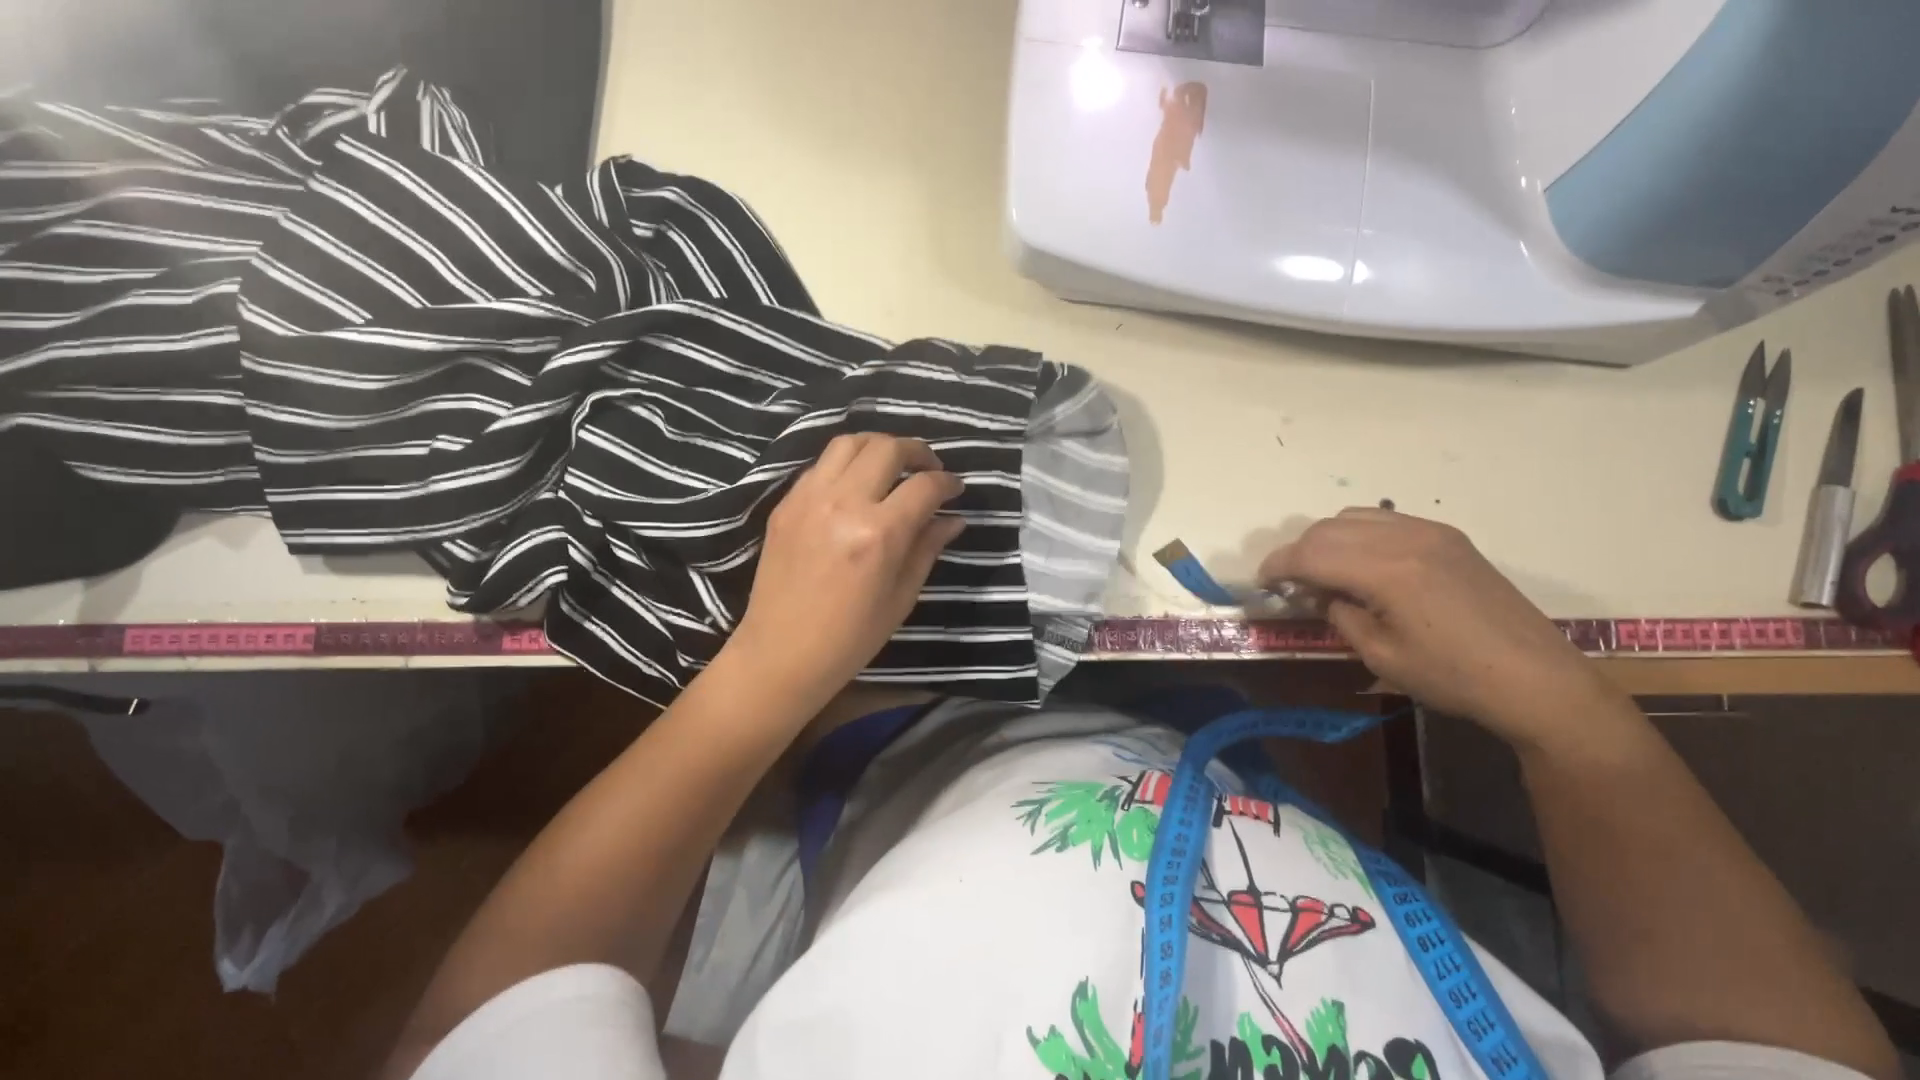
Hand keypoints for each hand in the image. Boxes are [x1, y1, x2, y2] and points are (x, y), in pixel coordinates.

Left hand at [729, 434, 964, 705]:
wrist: (781, 653)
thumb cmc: (851, 637)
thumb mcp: (902, 597)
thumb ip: (927, 548)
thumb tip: (953, 519)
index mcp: (879, 534)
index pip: (924, 486)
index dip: (948, 483)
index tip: (955, 489)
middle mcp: (843, 503)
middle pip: (887, 448)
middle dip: (917, 451)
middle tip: (928, 469)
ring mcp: (809, 499)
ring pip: (849, 442)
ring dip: (878, 446)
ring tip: (891, 466)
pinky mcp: (785, 504)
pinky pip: (820, 465)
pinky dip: (845, 464)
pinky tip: (855, 486)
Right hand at [1259, 508, 1622, 749]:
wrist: (1536, 679)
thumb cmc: (1453, 677)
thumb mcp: (1382, 655)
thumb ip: (1343, 615)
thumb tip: (1324, 595)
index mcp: (1387, 570)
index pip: (1312, 552)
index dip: (1279, 565)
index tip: (1262, 583)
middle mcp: (1406, 538)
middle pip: (1330, 528)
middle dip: (1300, 551)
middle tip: (1291, 585)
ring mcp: (1432, 533)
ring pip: (1357, 516)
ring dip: (1329, 539)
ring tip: (1325, 574)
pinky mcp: (1450, 539)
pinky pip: (1388, 521)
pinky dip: (1361, 536)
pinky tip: (1364, 566)